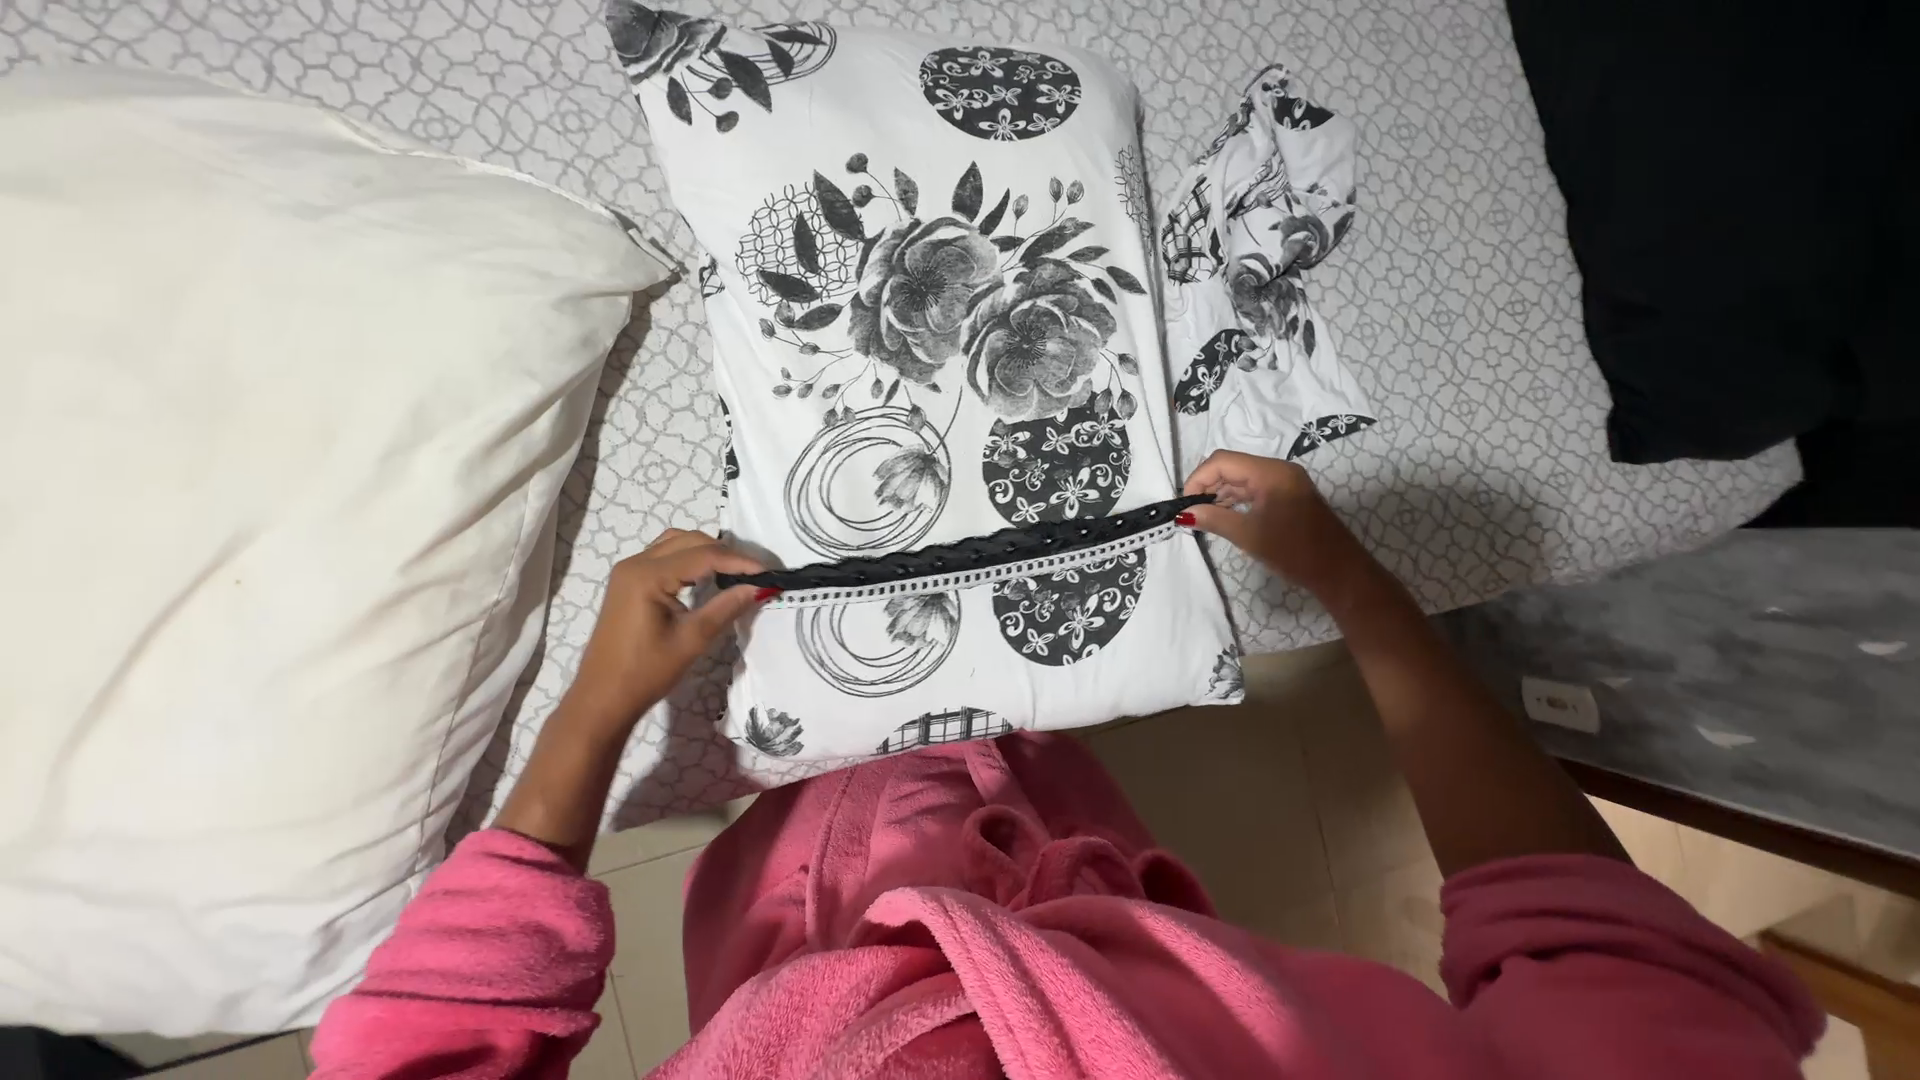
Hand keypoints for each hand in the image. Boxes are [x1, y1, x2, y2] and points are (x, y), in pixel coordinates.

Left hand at [562, 529, 769, 728]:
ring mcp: (628, 571)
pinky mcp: (628, 582)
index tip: (769, 573)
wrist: (603, 697)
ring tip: (734, 571)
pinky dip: (689, 559)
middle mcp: (635, 564)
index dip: (740, 561)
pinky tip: (706, 576)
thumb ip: (726, 607)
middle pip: (689, 541)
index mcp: (648, 575)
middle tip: (754, 573)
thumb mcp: (693, 639)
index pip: (704, 555)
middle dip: (725, 552)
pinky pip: (664, 557)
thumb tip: (759, 588)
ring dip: (706, 551)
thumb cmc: (646, 672)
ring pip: (675, 543)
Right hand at [1180, 450, 1368, 594]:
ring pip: (1242, 478)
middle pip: (1231, 466)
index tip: (1184, 504)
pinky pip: (1254, 488)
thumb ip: (1214, 519)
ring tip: (1203, 516)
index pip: (1222, 461)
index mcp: (1270, 472)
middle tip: (1190, 512)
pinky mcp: (1288, 495)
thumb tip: (1184, 513)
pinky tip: (1224, 516)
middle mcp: (1278, 469)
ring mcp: (1285, 481)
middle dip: (1207, 485)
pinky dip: (1236, 499)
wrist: (1339, 571)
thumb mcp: (1248, 535)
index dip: (1198, 478)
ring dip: (1220, 493)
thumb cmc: (1294, 551)